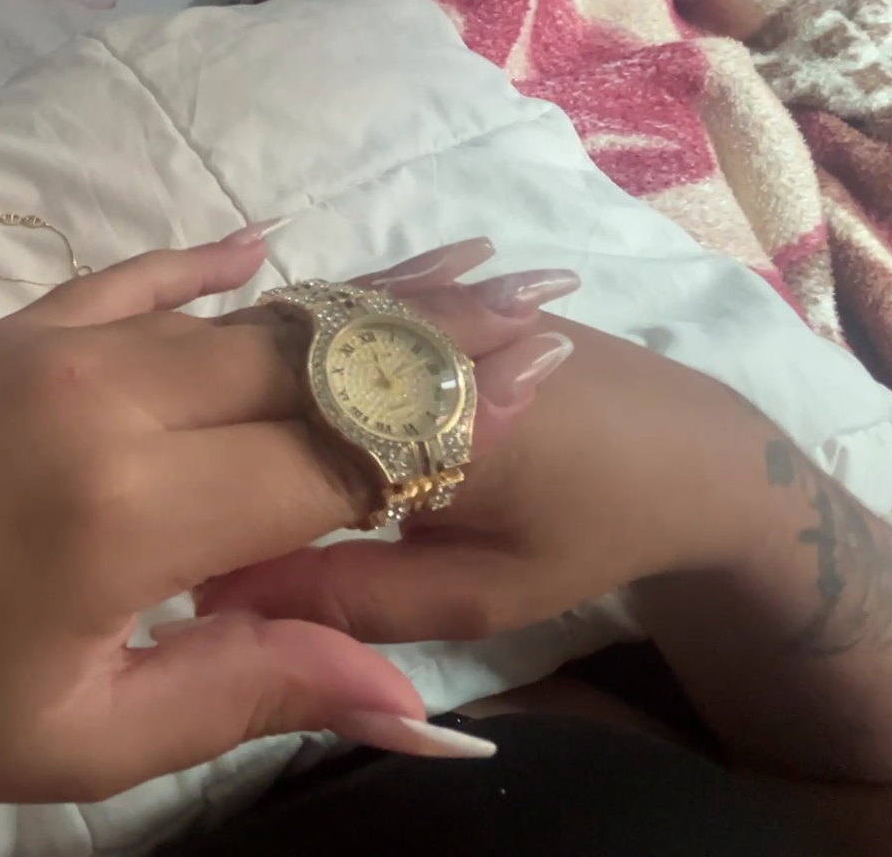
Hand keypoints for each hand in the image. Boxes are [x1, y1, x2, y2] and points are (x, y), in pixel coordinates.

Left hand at [0, 233, 574, 856]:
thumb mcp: (94, 738)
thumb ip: (257, 687)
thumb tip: (412, 701)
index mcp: (127, 514)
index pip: (333, 460)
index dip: (443, 426)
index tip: (541, 381)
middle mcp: (100, 400)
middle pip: (300, 363)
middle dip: (420, 342)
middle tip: (525, 304)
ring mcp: (49, 348)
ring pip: (232, 316)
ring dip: (338, 305)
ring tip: (433, 277)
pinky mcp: (9, 332)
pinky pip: (129, 280)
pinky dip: (201, 266)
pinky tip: (259, 248)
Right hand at [199, 309, 777, 644]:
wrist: (692, 446)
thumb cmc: (591, 529)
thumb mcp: (482, 593)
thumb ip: (356, 598)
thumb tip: (228, 595)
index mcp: (428, 419)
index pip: (274, 447)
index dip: (222, 490)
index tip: (199, 534)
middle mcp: (419, 342)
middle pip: (282, 373)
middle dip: (235, 424)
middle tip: (206, 477)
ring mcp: (429, 305)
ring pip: (308, 337)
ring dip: (266, 379)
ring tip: (235, 427)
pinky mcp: (434, 292)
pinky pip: (343, 317)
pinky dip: (306, 349)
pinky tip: (286, 377)